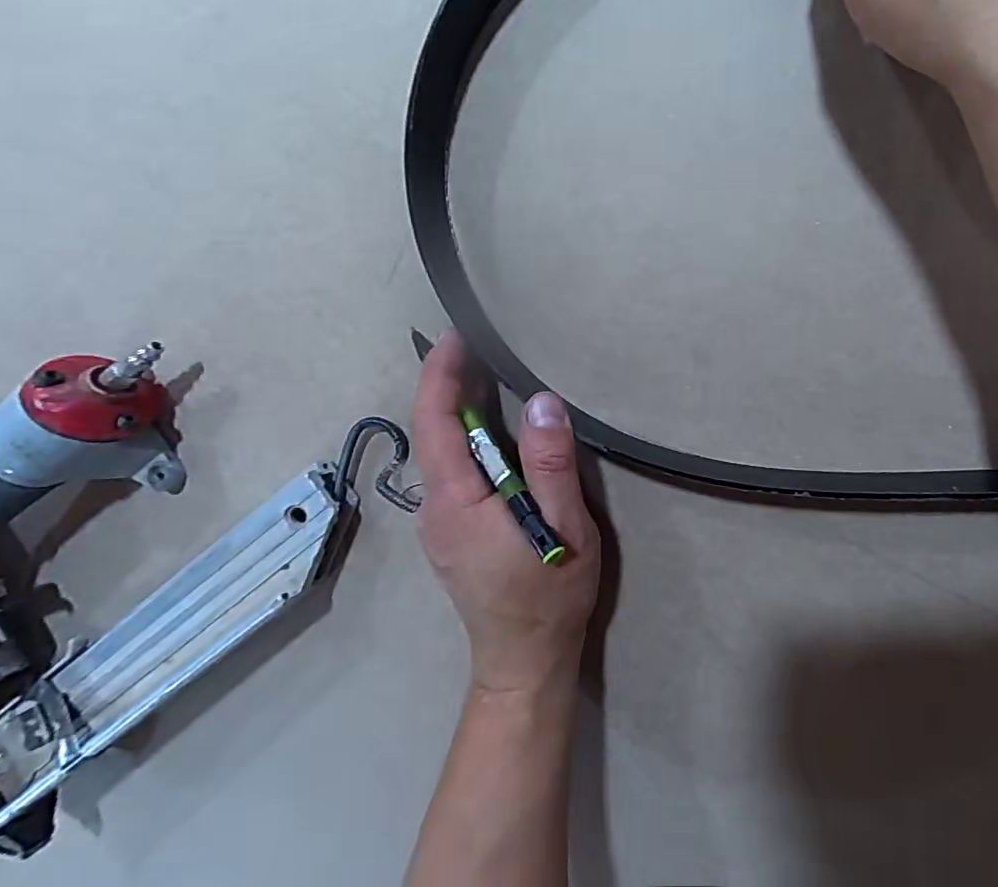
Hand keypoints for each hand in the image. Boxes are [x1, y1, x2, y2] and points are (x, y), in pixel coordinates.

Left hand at [411, 332, 601, 694]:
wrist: (523, 662)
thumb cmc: (548, 596)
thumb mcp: (564, 528)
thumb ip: (550, 465)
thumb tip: (542, 401)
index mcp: (457, 501)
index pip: (436, 422)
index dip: (442, 374)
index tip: (458, 335)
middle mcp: (434, 508)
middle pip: (432, 432)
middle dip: (450, 384)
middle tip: (483, 346)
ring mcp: (437, 524)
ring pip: (440, 453)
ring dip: (459, 410)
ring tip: (491, 377)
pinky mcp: (450, 534)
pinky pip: (450, 472)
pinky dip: (465, 439)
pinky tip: (495, 433)